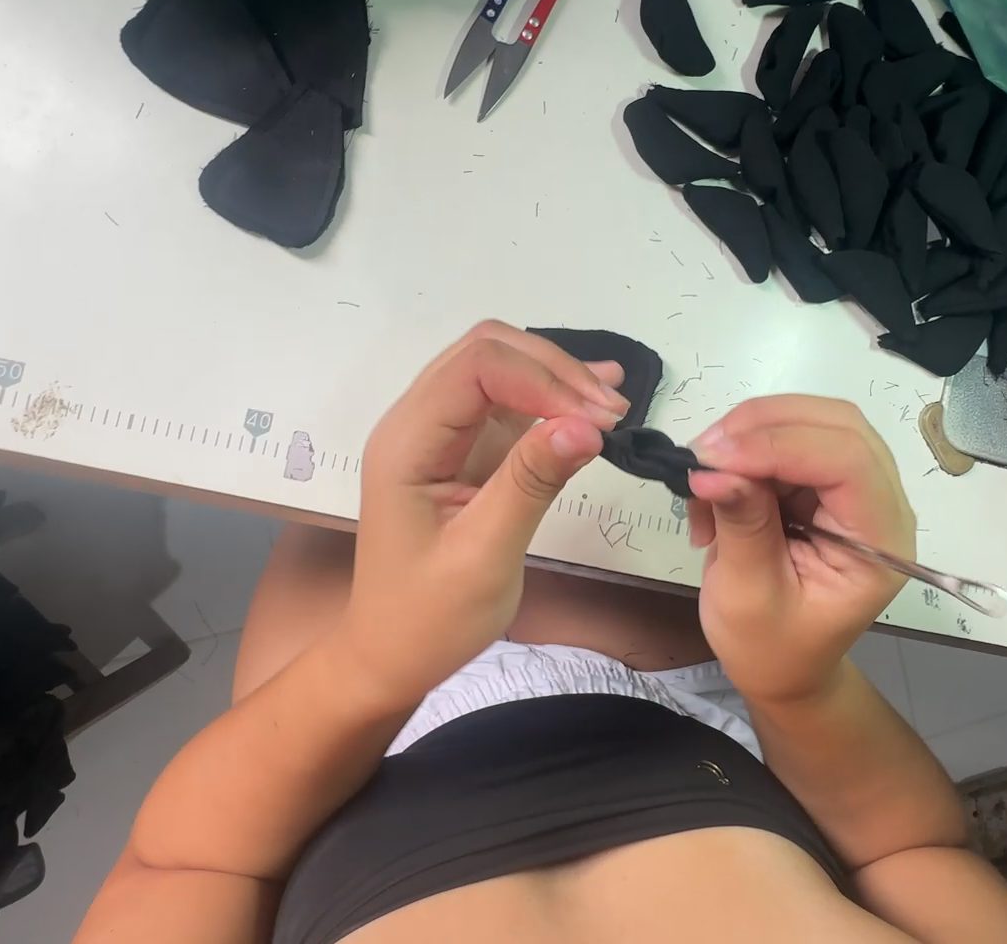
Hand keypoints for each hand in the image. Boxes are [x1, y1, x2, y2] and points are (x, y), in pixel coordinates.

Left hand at [341, 321, 630, 699]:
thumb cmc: (430, 617)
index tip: (599, 420)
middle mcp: (418, 422)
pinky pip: (508, 401)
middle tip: (612, 414)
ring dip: (557, 378)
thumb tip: (587, 425)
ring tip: (613, 406)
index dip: (543, 379)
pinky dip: (552, 397)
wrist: (393, 652)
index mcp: (408, 442)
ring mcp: (441, 431)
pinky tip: (593, 398)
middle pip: (487, 352)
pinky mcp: (465, 446)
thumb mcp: (485, 555)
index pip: (476, 367)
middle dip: (554, 370)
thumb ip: (531, 482)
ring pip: (500, 368)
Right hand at [685, 397, 915, 702]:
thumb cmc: (771, 646)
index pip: (849, 462)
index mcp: (881, 542)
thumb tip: (713, 467)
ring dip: (746, 435)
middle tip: (702, 456)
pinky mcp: (820, 481)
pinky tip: (713, 489)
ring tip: (702, 476)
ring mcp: (851, 487)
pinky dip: (739, 451)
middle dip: (762, 426)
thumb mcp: (748, 595)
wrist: (782, 665)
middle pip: (836, 424)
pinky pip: (782, 437)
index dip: (780, 445)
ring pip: (807, 420)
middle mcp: (879, 502)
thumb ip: (741, 525)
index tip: (712, 459)